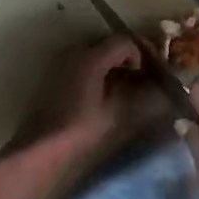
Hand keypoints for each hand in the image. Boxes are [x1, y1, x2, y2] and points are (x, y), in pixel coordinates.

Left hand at [0, 36, 159, 191]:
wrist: (37, 156)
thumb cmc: (80, 134)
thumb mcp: (118, 115)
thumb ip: (143, 96)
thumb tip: (160, 88)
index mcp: (90, 57)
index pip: (124, 42)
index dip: (141, 55)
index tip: (151, 75)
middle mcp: (72, 53)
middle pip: (108, 46)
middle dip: (127, 60)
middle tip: (141, 82)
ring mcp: (58, 65)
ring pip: (93, 57)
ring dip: (111, 68)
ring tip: (123, 92)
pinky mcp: (51, 80)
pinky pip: (80, 67)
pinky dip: (95, 75)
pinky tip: (101, 99)